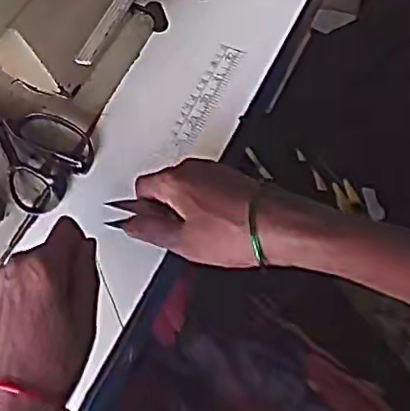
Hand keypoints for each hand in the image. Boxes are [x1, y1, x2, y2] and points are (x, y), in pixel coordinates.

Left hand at [0, 217, 95, 410]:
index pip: (66, 227)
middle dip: (60, 264)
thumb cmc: (49, 365)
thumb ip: (86, 271)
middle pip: (47, 246)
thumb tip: (85, 248)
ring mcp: (0, 278)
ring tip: (48, 314)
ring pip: (30, 262)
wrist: (16, 394)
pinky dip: (24, 289)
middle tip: (68, 298)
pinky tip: (31, 318)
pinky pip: (15, 277)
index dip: (78, 240)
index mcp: (43, 267)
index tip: (81, 253)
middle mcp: (17, 265)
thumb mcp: (84, 317)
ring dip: (41, 277)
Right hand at [109, 158, 263, 267]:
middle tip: (181, 233)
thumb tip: (130, 223)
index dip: (144, 211)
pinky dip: (207, 202)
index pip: (140, 188)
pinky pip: (205, 185)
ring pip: (185, 185)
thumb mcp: (184, 242)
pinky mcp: (228, 175)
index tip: (154, 227)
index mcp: (171, 180)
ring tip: (205, 231)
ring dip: (188, 205)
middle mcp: (188, 167)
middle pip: (162, 185)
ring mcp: (210, 169)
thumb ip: (151, 230)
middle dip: (166, 208)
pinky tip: (221, 223)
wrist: (278, 225)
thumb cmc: (236, 232)